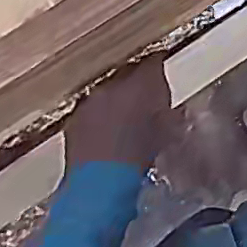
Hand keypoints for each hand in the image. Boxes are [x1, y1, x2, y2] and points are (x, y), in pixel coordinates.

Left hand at [63, 55, 185, 170]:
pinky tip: (106, 132)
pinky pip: (90, 108)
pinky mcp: (73, 119)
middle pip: (127, 72)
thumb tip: (172, 109)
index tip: (163, 69)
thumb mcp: (168, 133)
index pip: (153, 62)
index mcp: (141, 83)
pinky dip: (99, 115)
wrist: (100, 184)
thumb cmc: (141, 158)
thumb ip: (170, 113)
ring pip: (107, 90)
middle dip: (137, 82)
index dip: (159, 65)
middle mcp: (112, 85)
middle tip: (146, 98)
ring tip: (125, 118)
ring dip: (116, 98)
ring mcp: (89, 101)